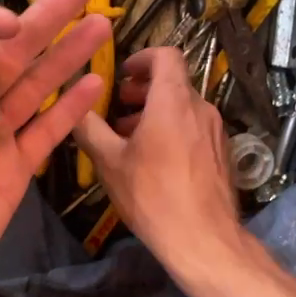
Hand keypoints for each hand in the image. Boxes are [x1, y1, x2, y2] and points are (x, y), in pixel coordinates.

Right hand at [73, 47, 254, 293]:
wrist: (204, 240)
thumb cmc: (153, 195)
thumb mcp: (110, 162)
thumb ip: (89, 128)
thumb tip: (73, 107)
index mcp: (173, 101)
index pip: (166, 56)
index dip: (143, 58)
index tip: (123, 74)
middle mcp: (200, 109)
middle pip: (173, 83)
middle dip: (144, 90)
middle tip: (120, 108)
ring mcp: (215, 132)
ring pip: (184, 108)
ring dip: (157, 114)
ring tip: (131, 138)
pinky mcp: (222, 154)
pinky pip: (195, 130)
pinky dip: (174, 131)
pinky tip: (156, 161)